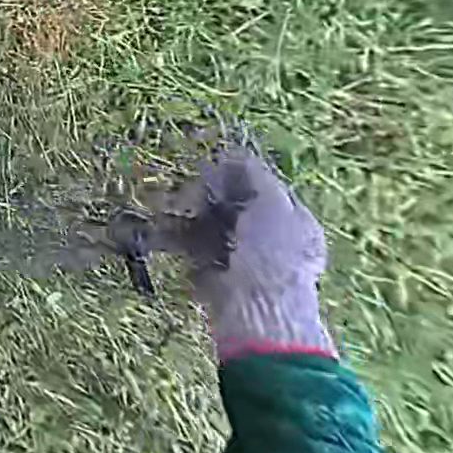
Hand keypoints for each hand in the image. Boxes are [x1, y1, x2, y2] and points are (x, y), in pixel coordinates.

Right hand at [177, 146, 335, 360]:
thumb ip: (257, 178)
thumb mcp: (275, 207)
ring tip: (170, 214)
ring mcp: (232, 245)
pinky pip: (182, 235)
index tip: (203, 165)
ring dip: (179, 210)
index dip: (228, 172)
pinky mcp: (205, 259)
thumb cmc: (273, 252)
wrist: (254, 301)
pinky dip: (170, 231)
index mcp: (288, 216)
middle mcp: (262, 229)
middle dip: (197, 193)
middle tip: (186, 198)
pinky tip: (164, 230)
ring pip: (197, 214)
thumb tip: (236, 150)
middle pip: (219, 196)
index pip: (253, 182)